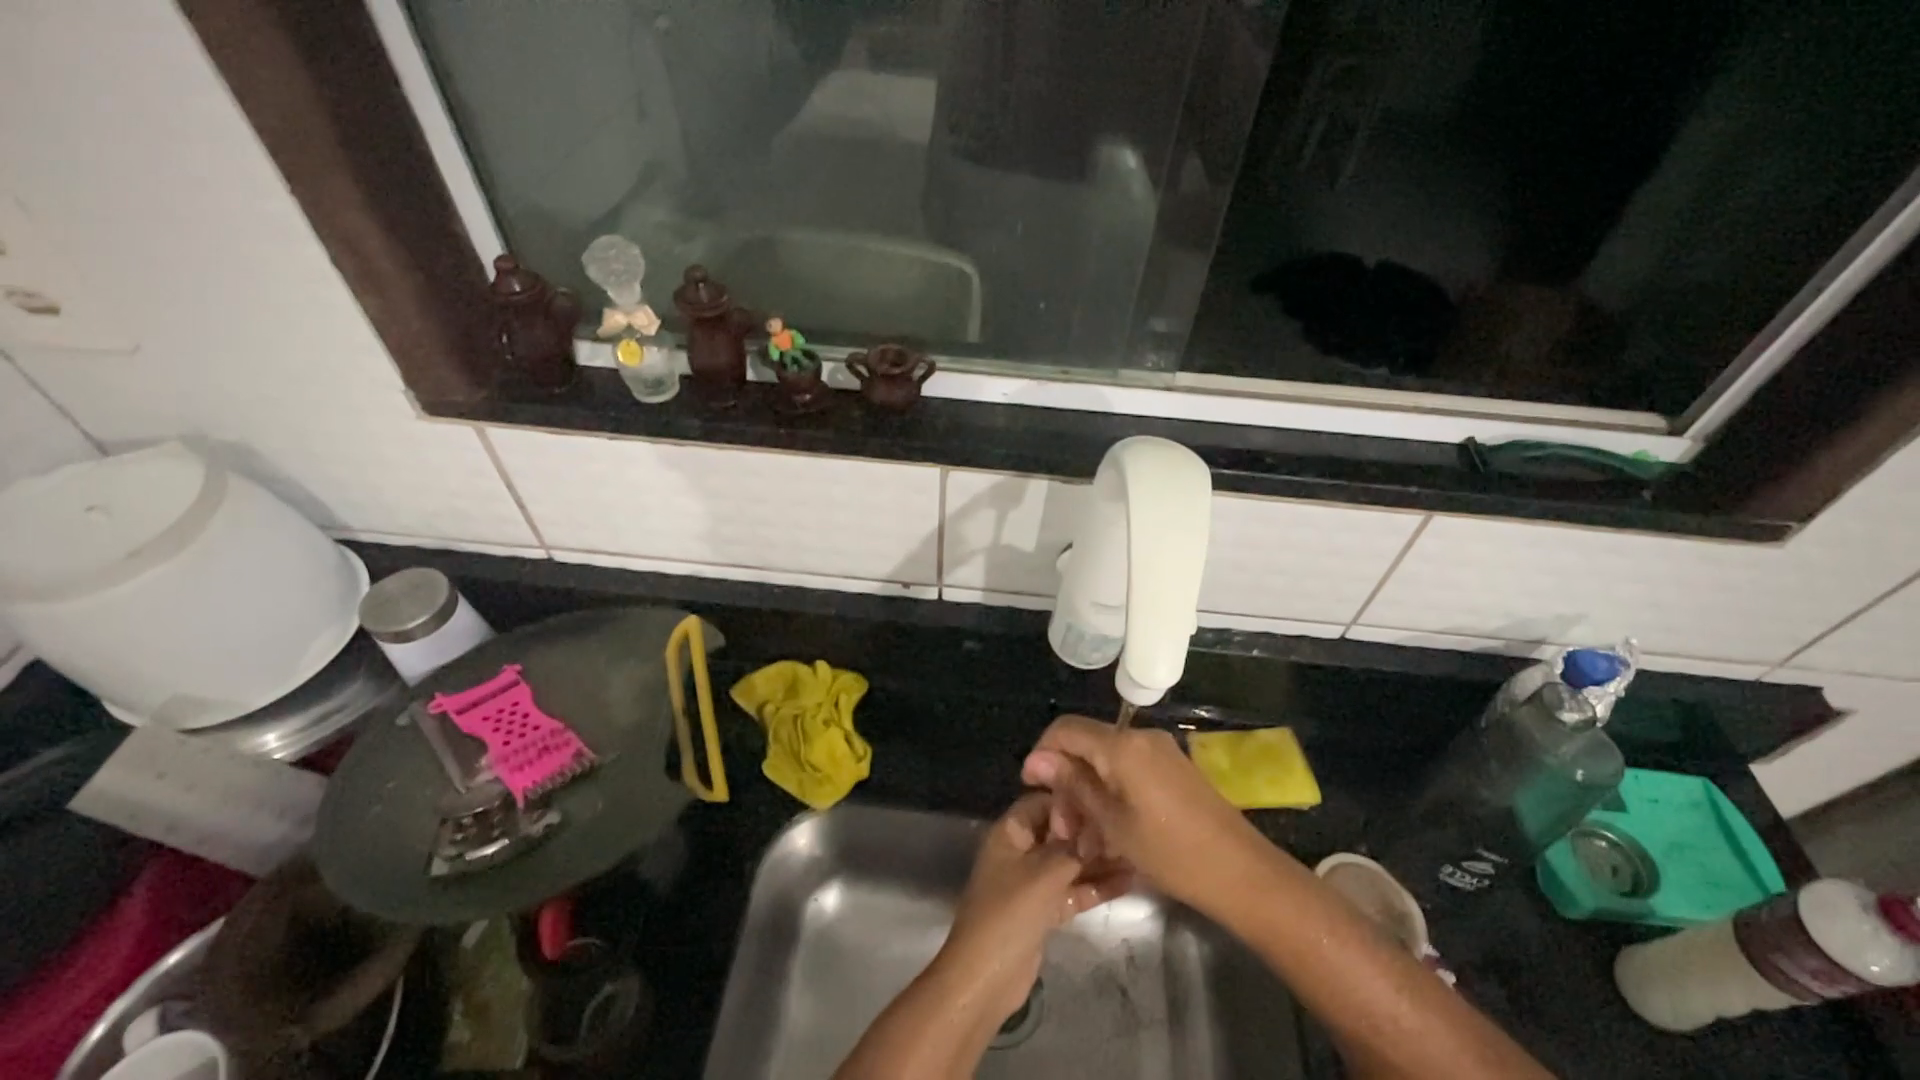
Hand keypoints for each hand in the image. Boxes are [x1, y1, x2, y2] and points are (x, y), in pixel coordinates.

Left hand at [935, 793, 1131, 1020]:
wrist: (986, 976)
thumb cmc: (1009, 914)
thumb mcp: (1043, 874)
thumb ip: (1073, 849)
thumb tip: (1099, 828)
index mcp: (1010, 833)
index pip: (1043, 803)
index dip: (1072, 800)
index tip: (1107, 800)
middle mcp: (1021, 852)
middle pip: (1060, 833)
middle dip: (1092, 833)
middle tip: (1131, 829)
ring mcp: (1032, 882)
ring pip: (1070, 863)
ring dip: (1100, 861)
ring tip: (1138, 854)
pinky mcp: (1044, 910)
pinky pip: (1073, 890)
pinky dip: (1096, 886)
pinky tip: (1129, 881)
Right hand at [1020, 715, 1270, 912]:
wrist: (1240, 872)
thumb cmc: (1170, 852)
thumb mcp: (1111, 823)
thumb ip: (1073, 785)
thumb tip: (1038, 760)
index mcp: (1123, 745)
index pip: (1066, 729)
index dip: (1043, 754)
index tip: (1033, 788)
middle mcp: (1141, 738)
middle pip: (1087, 746)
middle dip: (1067, 781)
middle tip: (1064, 829)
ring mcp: (1161, 752)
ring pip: (1107, 762)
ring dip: (1088, 793)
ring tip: (1085, 839)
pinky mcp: (1173, 770)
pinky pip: (1129, 772)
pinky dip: (1112, 795)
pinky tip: (1110, 833)